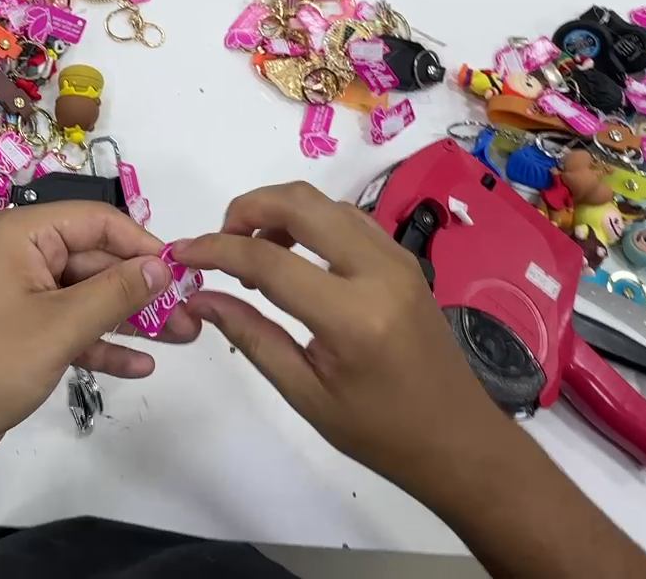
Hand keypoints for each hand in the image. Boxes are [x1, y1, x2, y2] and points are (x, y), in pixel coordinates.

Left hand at [0, 202, 200, 458]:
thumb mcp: (62, 325)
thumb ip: (117, 292)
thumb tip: (163, 266)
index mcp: (24, 234)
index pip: (96, 220)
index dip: (141, 243)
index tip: (182, 271)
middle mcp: (25, 253)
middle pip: (97, 260)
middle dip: (143, 290)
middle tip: (192, 314)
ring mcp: (25, 291)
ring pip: (89, 294)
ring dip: (132, 317)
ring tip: (184, 337)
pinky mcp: (26, 326)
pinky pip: (73, 324)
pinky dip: (103, 341)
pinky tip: (141, 365)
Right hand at [173, 182, 509, 498]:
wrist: (462, 443)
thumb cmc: (382, 432)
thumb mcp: (306, 395)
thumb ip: (249, 336)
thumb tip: (198, 299)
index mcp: (353, 317)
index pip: (268, 262)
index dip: (216, 251)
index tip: (183, 253)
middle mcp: (379, 271)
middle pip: (298, 203)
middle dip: (246, 209)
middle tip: (220, 243)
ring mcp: (396, 257)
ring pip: (321, 201)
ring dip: (277, 211)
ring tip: (254, 256)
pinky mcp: (402, 256)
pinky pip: (343, 216)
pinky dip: (306, 220)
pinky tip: (291, 256)